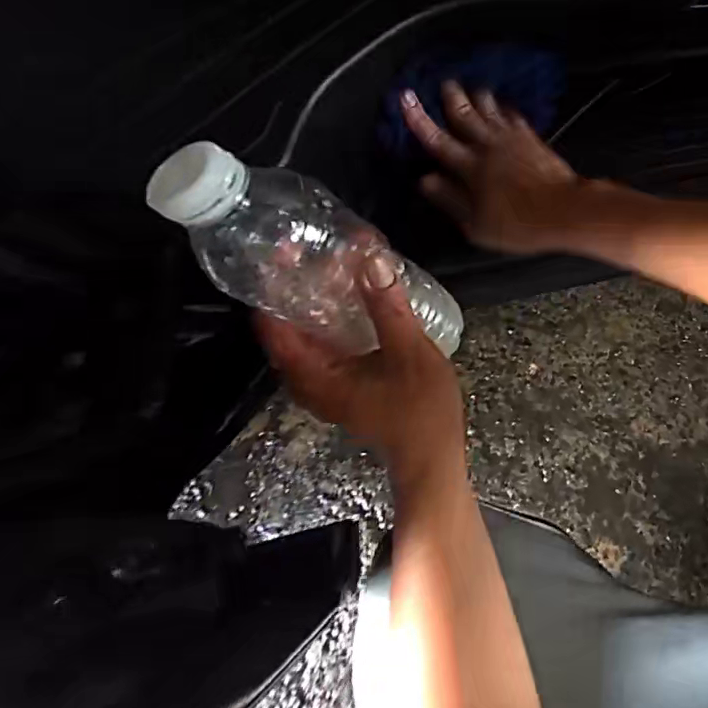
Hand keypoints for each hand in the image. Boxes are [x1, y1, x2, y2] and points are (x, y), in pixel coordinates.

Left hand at [253, 248, 464, 479]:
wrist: (433, 458)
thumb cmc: (420, 410)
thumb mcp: (409, 352)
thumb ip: (388, 307)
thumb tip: (372, 259)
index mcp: (315, 376)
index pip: (274, 326)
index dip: (274, 286)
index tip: (286, 250)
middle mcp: (310, 382)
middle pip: (285, 328)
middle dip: (294, 287)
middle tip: (311, 250)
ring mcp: (326, 387)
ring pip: (305, 337)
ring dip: (313, 302)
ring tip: (331, 266)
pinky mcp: (343, 387)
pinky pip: (323, 346)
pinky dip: (330, 320)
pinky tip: (353, 300)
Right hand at [400, 80, 605, 254]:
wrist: (563, 210)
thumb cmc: (517, 224)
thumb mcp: (476, 224)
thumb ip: (450, 199)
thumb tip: (424, 180)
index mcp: (470, 168)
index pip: (437, 140)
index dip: (418, 118)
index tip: (406, 97)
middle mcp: (488, 147)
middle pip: (465, 115)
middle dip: (452, 97)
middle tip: (446, 82)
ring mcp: (512, 140)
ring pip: (490, 111)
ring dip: (479, 97)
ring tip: (473, 87)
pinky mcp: (532, 140)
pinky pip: (514, 117)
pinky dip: (506, 109)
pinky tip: (505, 106)